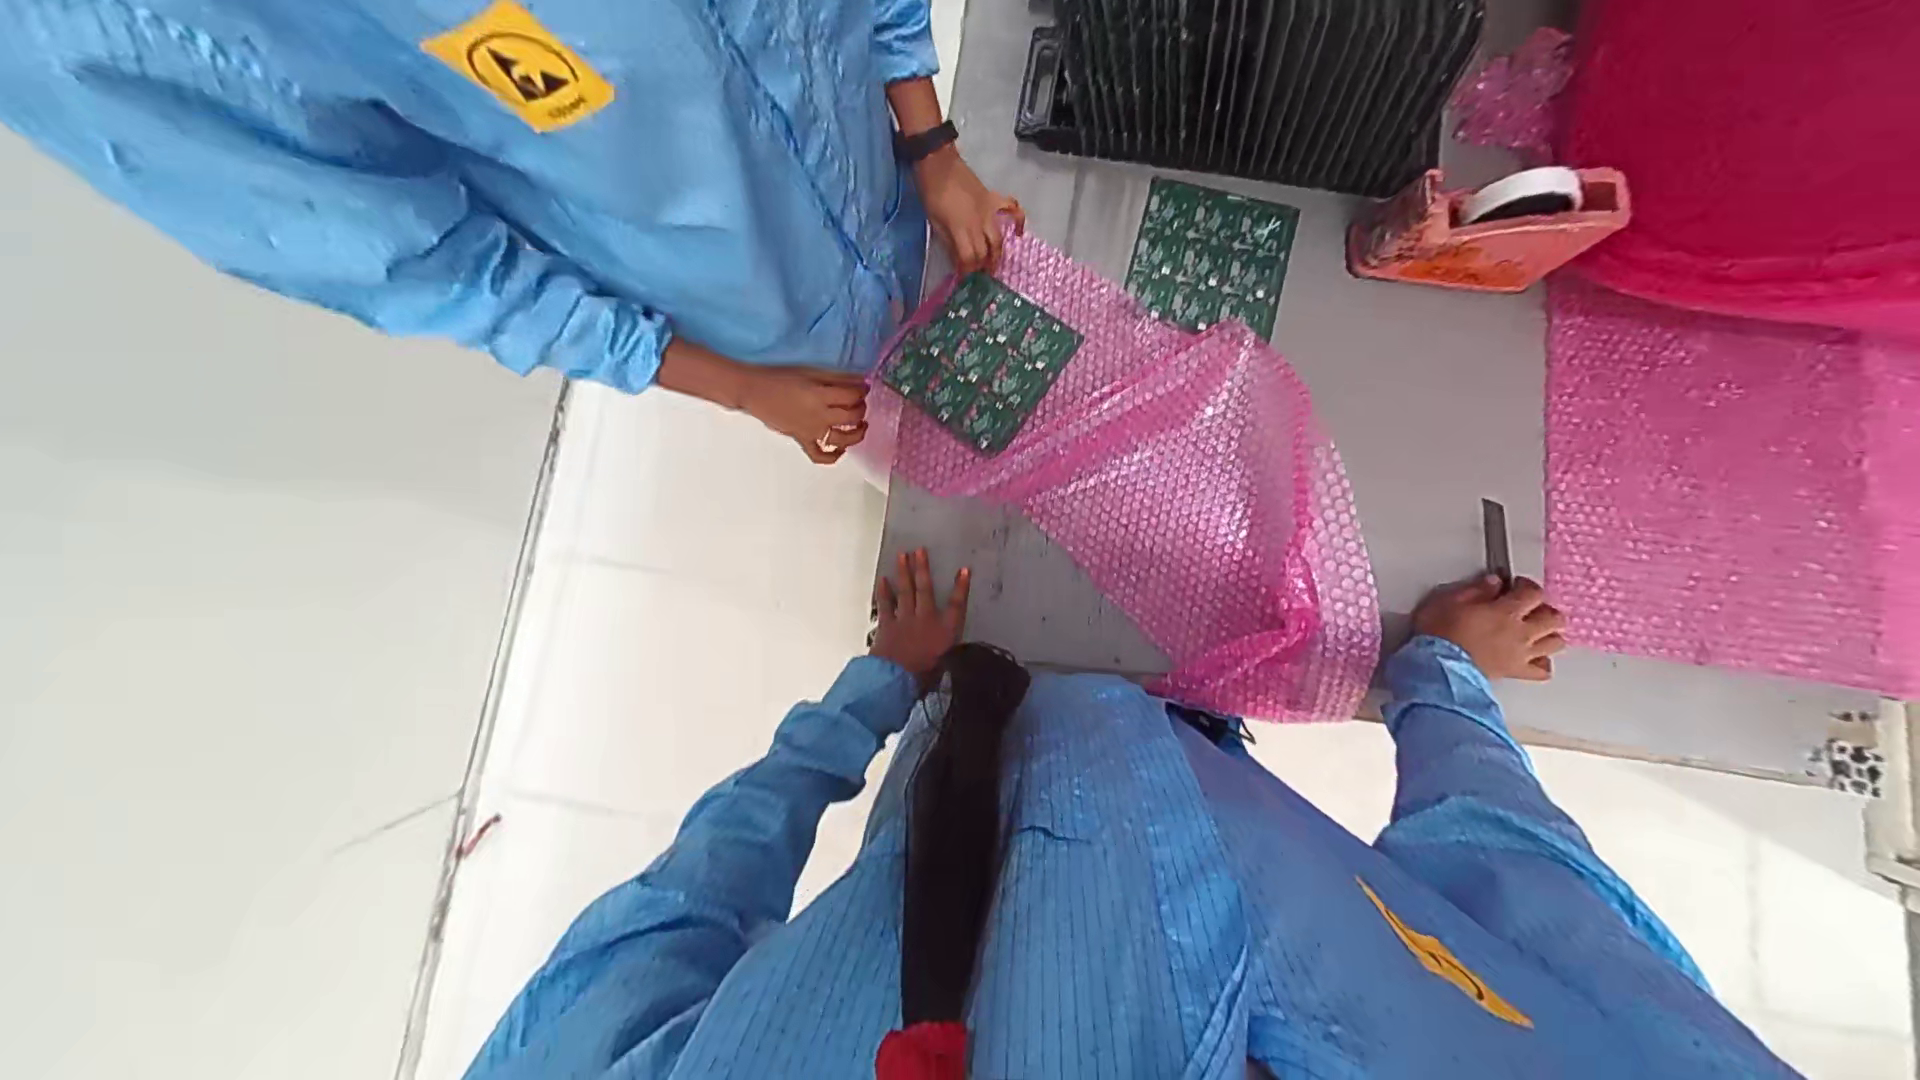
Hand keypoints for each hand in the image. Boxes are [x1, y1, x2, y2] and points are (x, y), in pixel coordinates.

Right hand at [738, 366, 869, 463]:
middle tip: (861, 403)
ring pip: (843, 439)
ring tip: (862, 426)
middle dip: (861, 409)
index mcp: (820, 395)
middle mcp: (819, 416)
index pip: (852, 396)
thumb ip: (835, 378)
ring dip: (857, 434)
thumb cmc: (777, 377)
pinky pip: (819, 454)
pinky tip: (841, 450)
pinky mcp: (801, 439)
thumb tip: (858, 381)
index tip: (864, 388)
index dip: (862, 391)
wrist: (753, 391)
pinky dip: (832, 456)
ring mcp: (811, 431)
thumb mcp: (810, 371)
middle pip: (851, 417)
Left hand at [871, 548, 970, 689]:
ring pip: (905, 591)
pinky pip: (885, 604)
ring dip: (904, 572)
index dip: (961, 588)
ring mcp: (904, 620)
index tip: (963, 571)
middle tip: (920, 550)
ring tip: (902, 555)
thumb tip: (951, 652)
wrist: (896, 681)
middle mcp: (926, 619)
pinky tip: (883, 579)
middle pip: (925, 589)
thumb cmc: (924, 678)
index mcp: (945, 631)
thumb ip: (948, 655)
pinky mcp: (887, 625)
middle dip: (923, 569)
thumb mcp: (946, 667)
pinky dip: (884, 591)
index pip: (957, 605)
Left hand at [915, 145, 1025, 274]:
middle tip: (979, 275)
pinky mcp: (994, 199)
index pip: (969, 259)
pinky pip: (1013, 209)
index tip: (964, 280)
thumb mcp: (935, 223)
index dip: (967, 272)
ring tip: (993, 264)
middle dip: (982, 267)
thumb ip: (949, 243)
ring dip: (997, 254)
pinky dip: (1019, 221)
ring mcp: (989, 211)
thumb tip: (958, 260)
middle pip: (985, 252)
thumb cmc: (932, 194)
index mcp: (961, 230)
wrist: (939, 163)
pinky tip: (1019, 233)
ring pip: (998, 239)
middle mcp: (978, 223)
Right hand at [1411, 575, 1567, 680]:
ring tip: (1534, 631)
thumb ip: (1475, 590)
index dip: (1527, 585)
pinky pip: (1543, 670)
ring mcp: (1522, 653)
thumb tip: (1493, 582)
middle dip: (1545, 610)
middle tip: (1529, 608)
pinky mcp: (1516, 671)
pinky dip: (1542, 662)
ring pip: (1555, 642)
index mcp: (1506, 611)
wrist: (1436, 664)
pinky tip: (1532, 657)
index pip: (1532, 592)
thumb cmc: (1439, 632)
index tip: (1517, 585)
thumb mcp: (1448, 601)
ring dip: (1548, 634)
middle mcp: (1521, 631)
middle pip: (1553, 617)